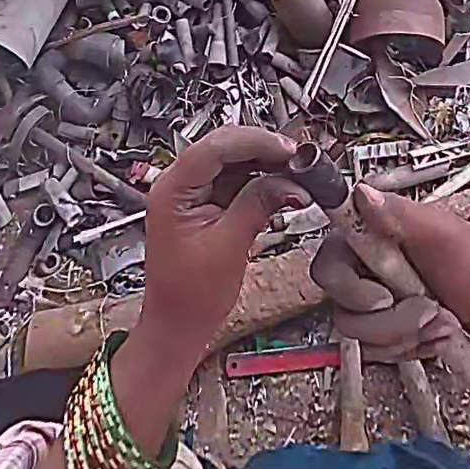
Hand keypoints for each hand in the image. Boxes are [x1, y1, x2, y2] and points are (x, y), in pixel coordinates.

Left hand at [141, 126, 309, 352]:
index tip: (287, 150)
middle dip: (263, 148)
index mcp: (173, 190)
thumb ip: (258, 205)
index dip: (255, 143)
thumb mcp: (229, 247)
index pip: (215, 148)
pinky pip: (238, 176)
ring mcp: (194, 191)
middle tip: (296, 158)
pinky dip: (262, 176)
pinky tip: (281, 182)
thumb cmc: (189, 297)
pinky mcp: (209, 200)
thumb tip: (288, 180)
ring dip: (266, 161)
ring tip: (294, 170)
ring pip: (234, 158)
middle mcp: (180, 184)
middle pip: (225, 145)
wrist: (178, 326)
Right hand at [310, 184, 469, 356]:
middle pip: (345, 311)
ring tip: (441, 319)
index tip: (384, 298)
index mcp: (361, 239)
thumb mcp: (435, 227)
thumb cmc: (464, 250)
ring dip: (406, 334)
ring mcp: (369, 303)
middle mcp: (358, 271)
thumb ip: (398, 211)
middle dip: (390, 320)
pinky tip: (436, 331)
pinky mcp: (383, 329)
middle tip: (427, 309)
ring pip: (363, 337)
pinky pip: (381, 353)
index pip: (328, 269)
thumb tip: (363, 193)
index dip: (350, 290)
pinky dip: (413, 347)